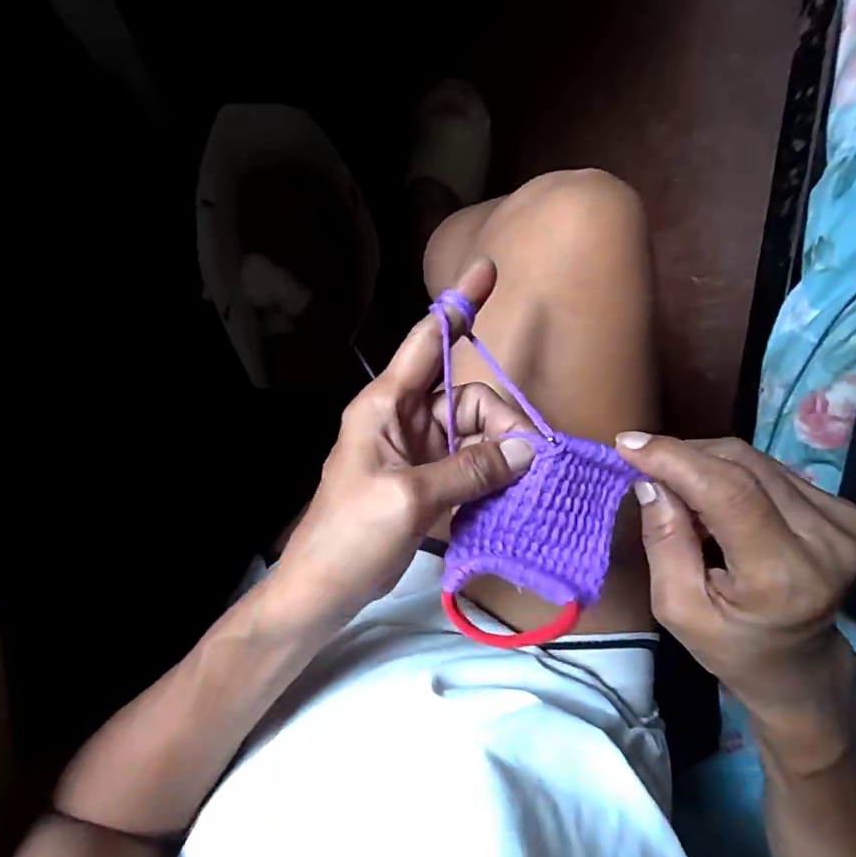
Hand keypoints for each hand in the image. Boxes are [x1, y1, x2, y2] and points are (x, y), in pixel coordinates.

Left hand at [266, 259, 536, 629]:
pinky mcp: (423, 485)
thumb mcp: (409, 498)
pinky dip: (490, 480)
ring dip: (502, 457)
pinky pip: (467, 469)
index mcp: (384, 406)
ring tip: (526, 486)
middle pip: (467, 401)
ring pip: (473, 438)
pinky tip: (509, 500)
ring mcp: (413, 455)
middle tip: (532, 462)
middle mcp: (401, 421)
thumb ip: (469, 470)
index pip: (425, 342)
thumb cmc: (349, 536)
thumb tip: (528, 449)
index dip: (458, 305)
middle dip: (503, 424)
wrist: (323, 588)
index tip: (488, 268)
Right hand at [614, 434, 855, 730]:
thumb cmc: (728, 645)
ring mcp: (844, 523)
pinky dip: (730, 474)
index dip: (676, 459)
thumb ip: (664, 543)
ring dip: (704, 463)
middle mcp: (826, 541)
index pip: (729, 493)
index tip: (627, 444)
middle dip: (684, 456)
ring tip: (677, 488)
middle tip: (643, 466)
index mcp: (781, 575)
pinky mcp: (847, 513)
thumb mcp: (676, 608)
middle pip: (743, 467)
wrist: (797, 664)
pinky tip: (713, 499)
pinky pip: (772, 471)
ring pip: (757, 461)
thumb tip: (650, 481)